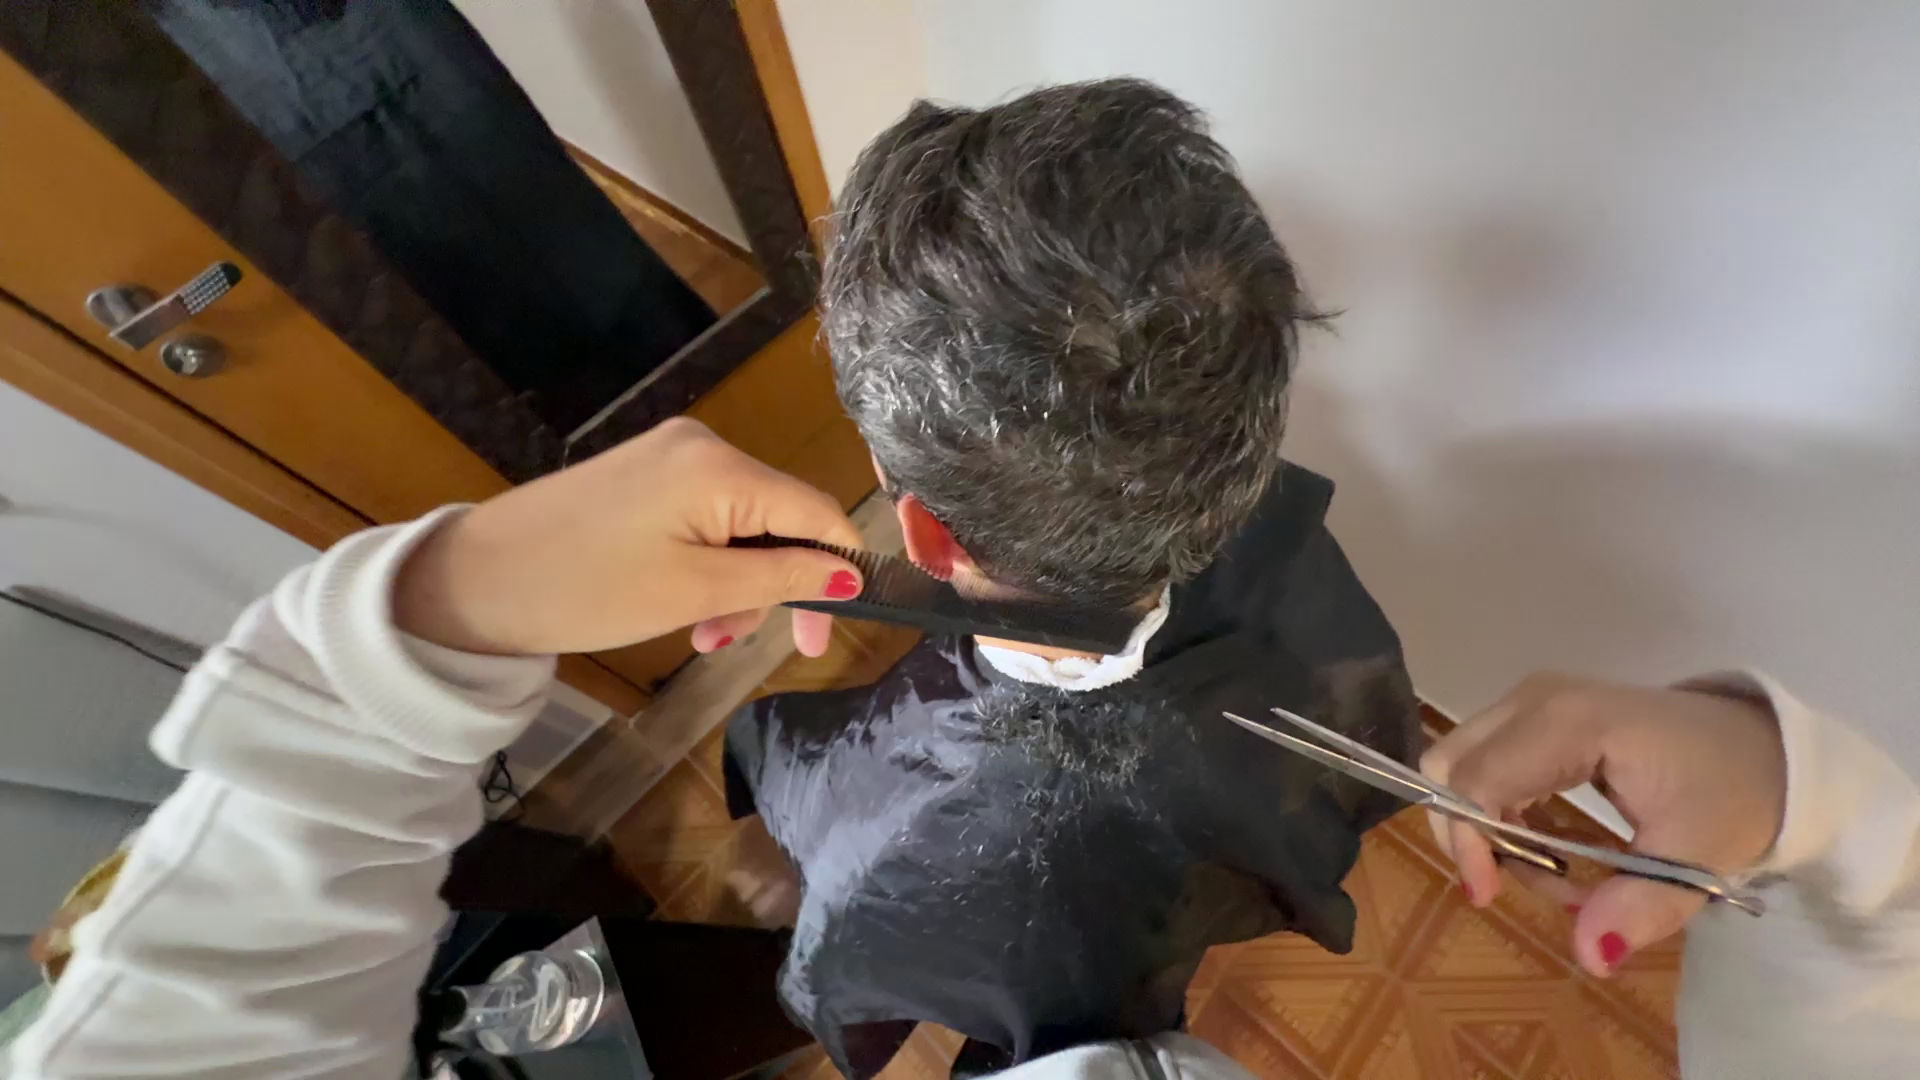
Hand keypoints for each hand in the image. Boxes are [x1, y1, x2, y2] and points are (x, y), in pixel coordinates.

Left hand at [393, 418, 864, 657]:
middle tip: (743, 641)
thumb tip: (851, 574)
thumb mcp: (696, 591)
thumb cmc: (585, 590)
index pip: (817, 511)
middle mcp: (706, 447)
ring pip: (747, 524)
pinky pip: (711, 519)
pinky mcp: (651, 475)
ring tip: (704, 632)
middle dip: (775, 583)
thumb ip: (783, 576)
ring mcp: (674, 457)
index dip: (841, 568)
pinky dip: (713, 563)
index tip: (837, 627)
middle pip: (781, 518)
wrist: (467, 581)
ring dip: (740, 582)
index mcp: (721, 468)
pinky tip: (689, 603)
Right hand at [1421, 673, 1785, 976]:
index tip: (1486, 896)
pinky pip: (1481, 759)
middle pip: (1448, 763)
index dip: (1469, 840)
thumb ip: (1642, 903)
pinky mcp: (1526, 712)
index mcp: (1566, 722)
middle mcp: (1527, 700)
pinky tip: (1542, 837)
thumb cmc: (1739, 790)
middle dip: (1463, 830)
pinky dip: (1495, 806)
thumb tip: (1588, 957)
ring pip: (1457, 762)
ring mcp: (1522, 701)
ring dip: (1482, 822)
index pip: (1478, 779)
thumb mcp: (1703, 853)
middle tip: (1504, 882)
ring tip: (1544, 867)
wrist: (1770, 743)